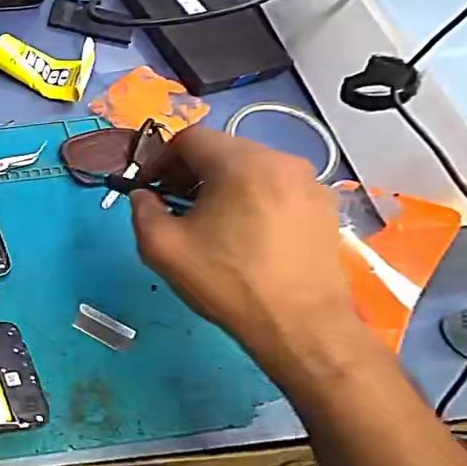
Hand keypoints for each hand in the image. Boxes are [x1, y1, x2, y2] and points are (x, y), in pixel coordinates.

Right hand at [129, 122, 365, 375]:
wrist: (302, 327)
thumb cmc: (229, 283)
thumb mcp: (162, 248)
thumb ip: (141, 210)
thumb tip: (144, 195)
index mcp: (242, 164)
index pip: (190, 137)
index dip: (160, 158)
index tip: (149, 186)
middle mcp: (281, 162)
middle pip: (222, 149)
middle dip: (189, 170)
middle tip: (172, 202)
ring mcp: (310, 183)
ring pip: (250, 166)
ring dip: (220, 183)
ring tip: (207, 219)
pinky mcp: (324, 206)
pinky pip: (276, 186)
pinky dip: (251, 196)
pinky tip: (243, 232)